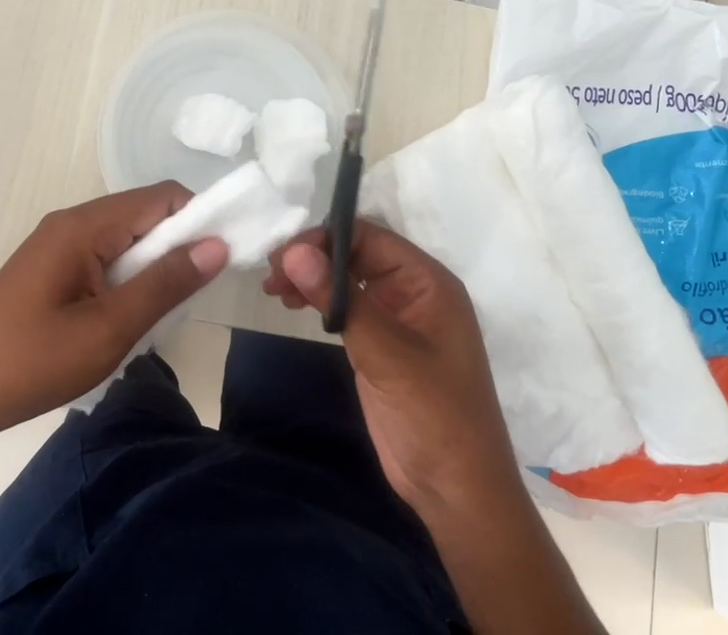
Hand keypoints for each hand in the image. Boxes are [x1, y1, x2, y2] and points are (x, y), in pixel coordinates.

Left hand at [0, 182, 229, 450]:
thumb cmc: (31, 364)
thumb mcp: (108, 329)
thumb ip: (165, 284)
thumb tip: (218, 244)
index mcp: (83, 227)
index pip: (161, 197)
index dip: (201, 219)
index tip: (227, 259)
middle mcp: (69, 224)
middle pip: (143, 215)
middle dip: (179, 246)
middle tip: (197, 295)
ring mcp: (55, 248)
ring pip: (125, 240)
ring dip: (153, 268)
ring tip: (163, 313)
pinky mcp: (47, 272)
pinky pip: (103, 260)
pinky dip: (127, 280)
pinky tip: (129, 318)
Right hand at [264, 223, 519, 510]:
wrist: (457, 489)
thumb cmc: (434, 416)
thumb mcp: (387, 355)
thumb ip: (340, 301)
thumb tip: (293, 251)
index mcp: (429, 283)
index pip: (370, 237)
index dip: (325, 239)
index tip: (282, 255)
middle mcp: (414, 293)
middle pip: (357, 254)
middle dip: (313, 257)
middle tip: (270, 276)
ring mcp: (398, 320)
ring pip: (349, 280)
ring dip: (312, 279)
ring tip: (274, 290)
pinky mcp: (382, 346)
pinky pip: (348, 308)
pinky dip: (320, 302)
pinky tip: (295, 306)